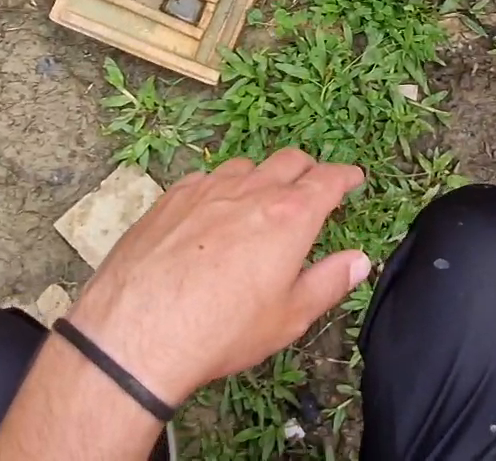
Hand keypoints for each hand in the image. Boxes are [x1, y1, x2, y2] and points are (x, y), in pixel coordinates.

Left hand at [63, 149, 371, 404]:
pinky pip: (206, 178)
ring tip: (262, 198)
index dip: (345, 176)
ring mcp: (208, 188)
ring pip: (246, 166)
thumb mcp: (289, 317)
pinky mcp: (172, 197)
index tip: (353, 177)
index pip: (328, 180)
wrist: (136, 333)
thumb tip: (359, 260)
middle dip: (308, 169)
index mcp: (289, 215)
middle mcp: (252, 190)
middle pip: (290, 161)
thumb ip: (329, 282)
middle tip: (313, 185)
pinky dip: (221, 187)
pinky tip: (214, 210)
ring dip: (263, 176)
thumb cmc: (220, 330)